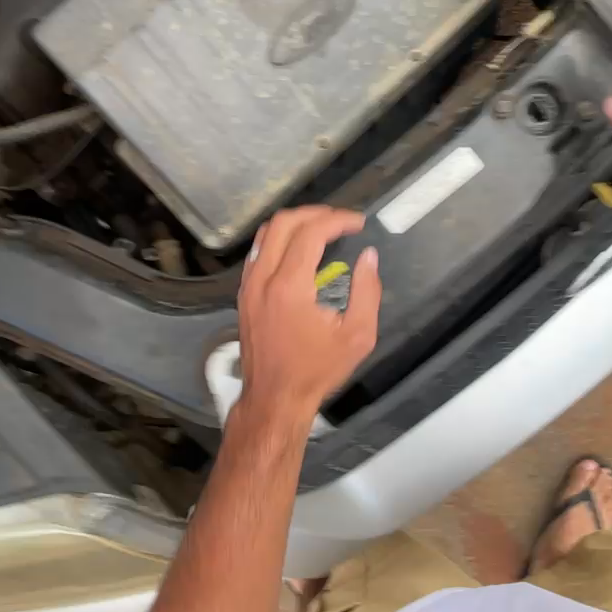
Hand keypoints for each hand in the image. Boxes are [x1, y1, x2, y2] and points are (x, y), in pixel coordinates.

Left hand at [235, 207, 379, 431]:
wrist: (275, 398)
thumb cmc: (317, 370)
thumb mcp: (357, 336)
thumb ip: (367, 292)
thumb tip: (368, 257)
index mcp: (290, 287)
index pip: (311, 233)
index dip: (338, 220)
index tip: (358, 223)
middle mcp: (263, 279)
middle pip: (283, 223)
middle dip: (315, 213)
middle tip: (341, 220)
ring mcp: (248, 286)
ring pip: (265, 234)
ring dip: (295, 223)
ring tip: (322, 227)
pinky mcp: (243, 294)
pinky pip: (257, 252)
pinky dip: (278, 239)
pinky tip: (298, 248)